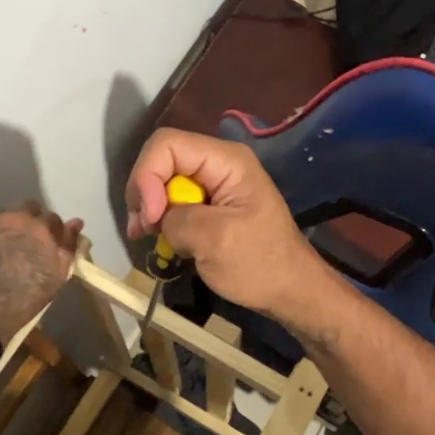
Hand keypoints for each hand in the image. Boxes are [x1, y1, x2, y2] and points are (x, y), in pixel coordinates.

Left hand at [0, 203, 82, 340]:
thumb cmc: (23, 300)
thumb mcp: (55, 278)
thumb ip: (67, 246)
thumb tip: (76, 222)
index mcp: (39, 228)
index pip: (51, 218)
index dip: (50, 232)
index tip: (45, 246)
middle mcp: (13, 217)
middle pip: (26, 208)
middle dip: (28, 222)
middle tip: (23, 245)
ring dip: (2, 229)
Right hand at [125, 129, 335, 325]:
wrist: (291, 291)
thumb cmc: (260, 264)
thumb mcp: (215, 240)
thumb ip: (177, 219)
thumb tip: (156, 217)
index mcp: (227, 160)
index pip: (166, 144)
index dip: (148, 175)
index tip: (151, 217)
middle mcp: (218, 164)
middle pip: (162, 161)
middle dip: (145, 193)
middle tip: (143, 230)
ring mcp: (214, 185)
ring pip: (163, 182)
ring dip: (150, 209)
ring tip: (148, 237)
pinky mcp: (209, 206)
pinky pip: (174, 201)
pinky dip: (162, 219)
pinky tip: (161, 240)